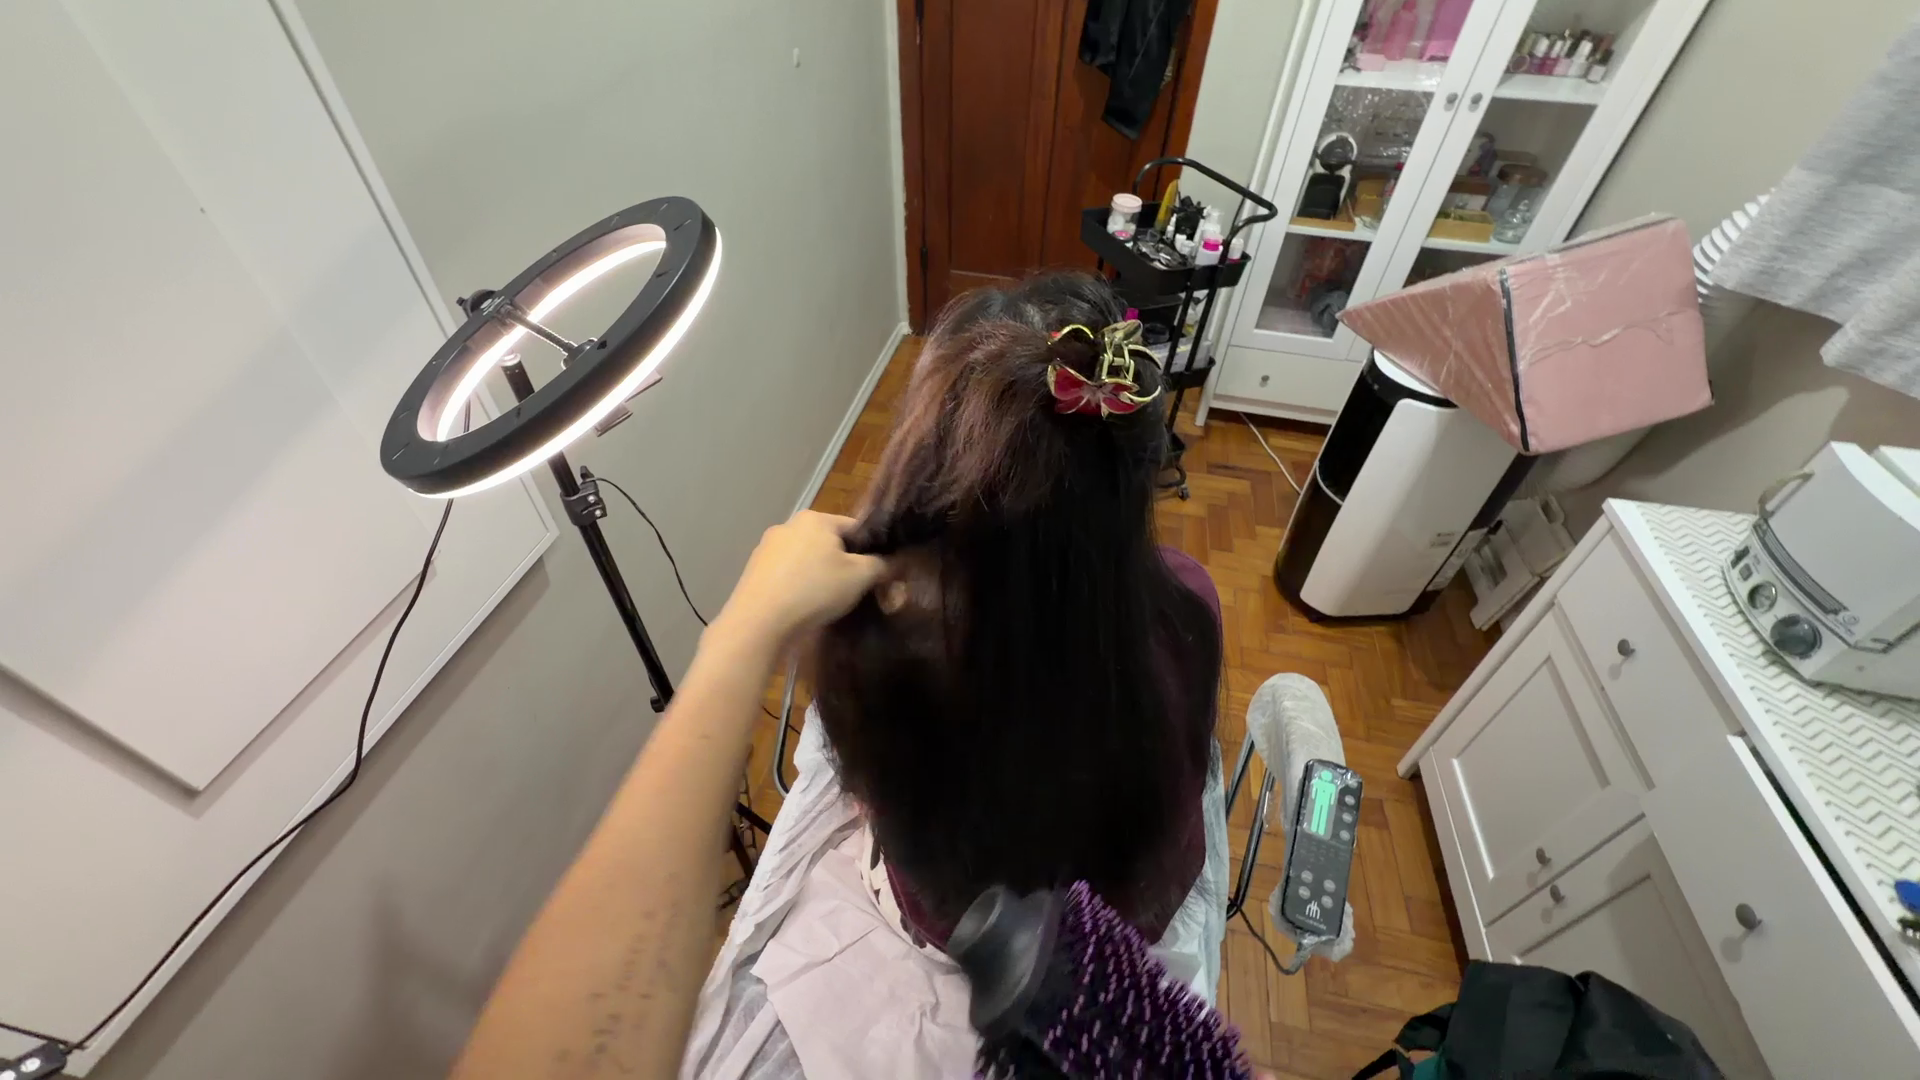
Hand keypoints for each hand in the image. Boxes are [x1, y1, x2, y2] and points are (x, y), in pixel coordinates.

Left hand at [712, 511, 886, 651]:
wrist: (760, 621)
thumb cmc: (815, 590)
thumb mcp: (860, 577)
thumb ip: (882, 565)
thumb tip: (894, 563)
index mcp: (816, 519)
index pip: (855, 528)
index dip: (871, 550)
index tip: (877, 573)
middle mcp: (789, 525)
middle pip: (829, 542)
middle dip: (843, 563)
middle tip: (854, 590)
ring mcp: (767, 547)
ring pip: (807, 559)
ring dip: (819, 575)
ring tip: (827, 601)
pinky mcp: (754, 570)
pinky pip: (787, 573)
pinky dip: (798, 585)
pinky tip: (803, 605)